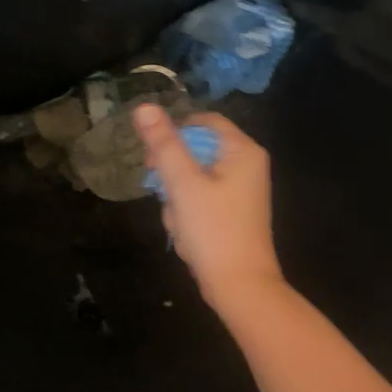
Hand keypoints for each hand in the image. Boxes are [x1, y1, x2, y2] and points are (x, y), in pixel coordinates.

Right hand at [133, 104, 284, 306]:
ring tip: (180, 222)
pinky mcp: (233, 213)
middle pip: (196, 151)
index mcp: (243, 150)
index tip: (153, 158)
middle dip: (173, 175)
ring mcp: (241, 191)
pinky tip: (187, 234)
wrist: (240, 286)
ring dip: (177, 198)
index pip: (202, 122)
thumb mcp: (182, 184)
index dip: (174, 134)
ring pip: (193, 179)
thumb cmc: (213, 231)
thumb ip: (164, 144)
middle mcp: (247, 165)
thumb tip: (144, 106)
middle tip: (164, 194)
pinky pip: (201, 200)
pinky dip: (188, 213)